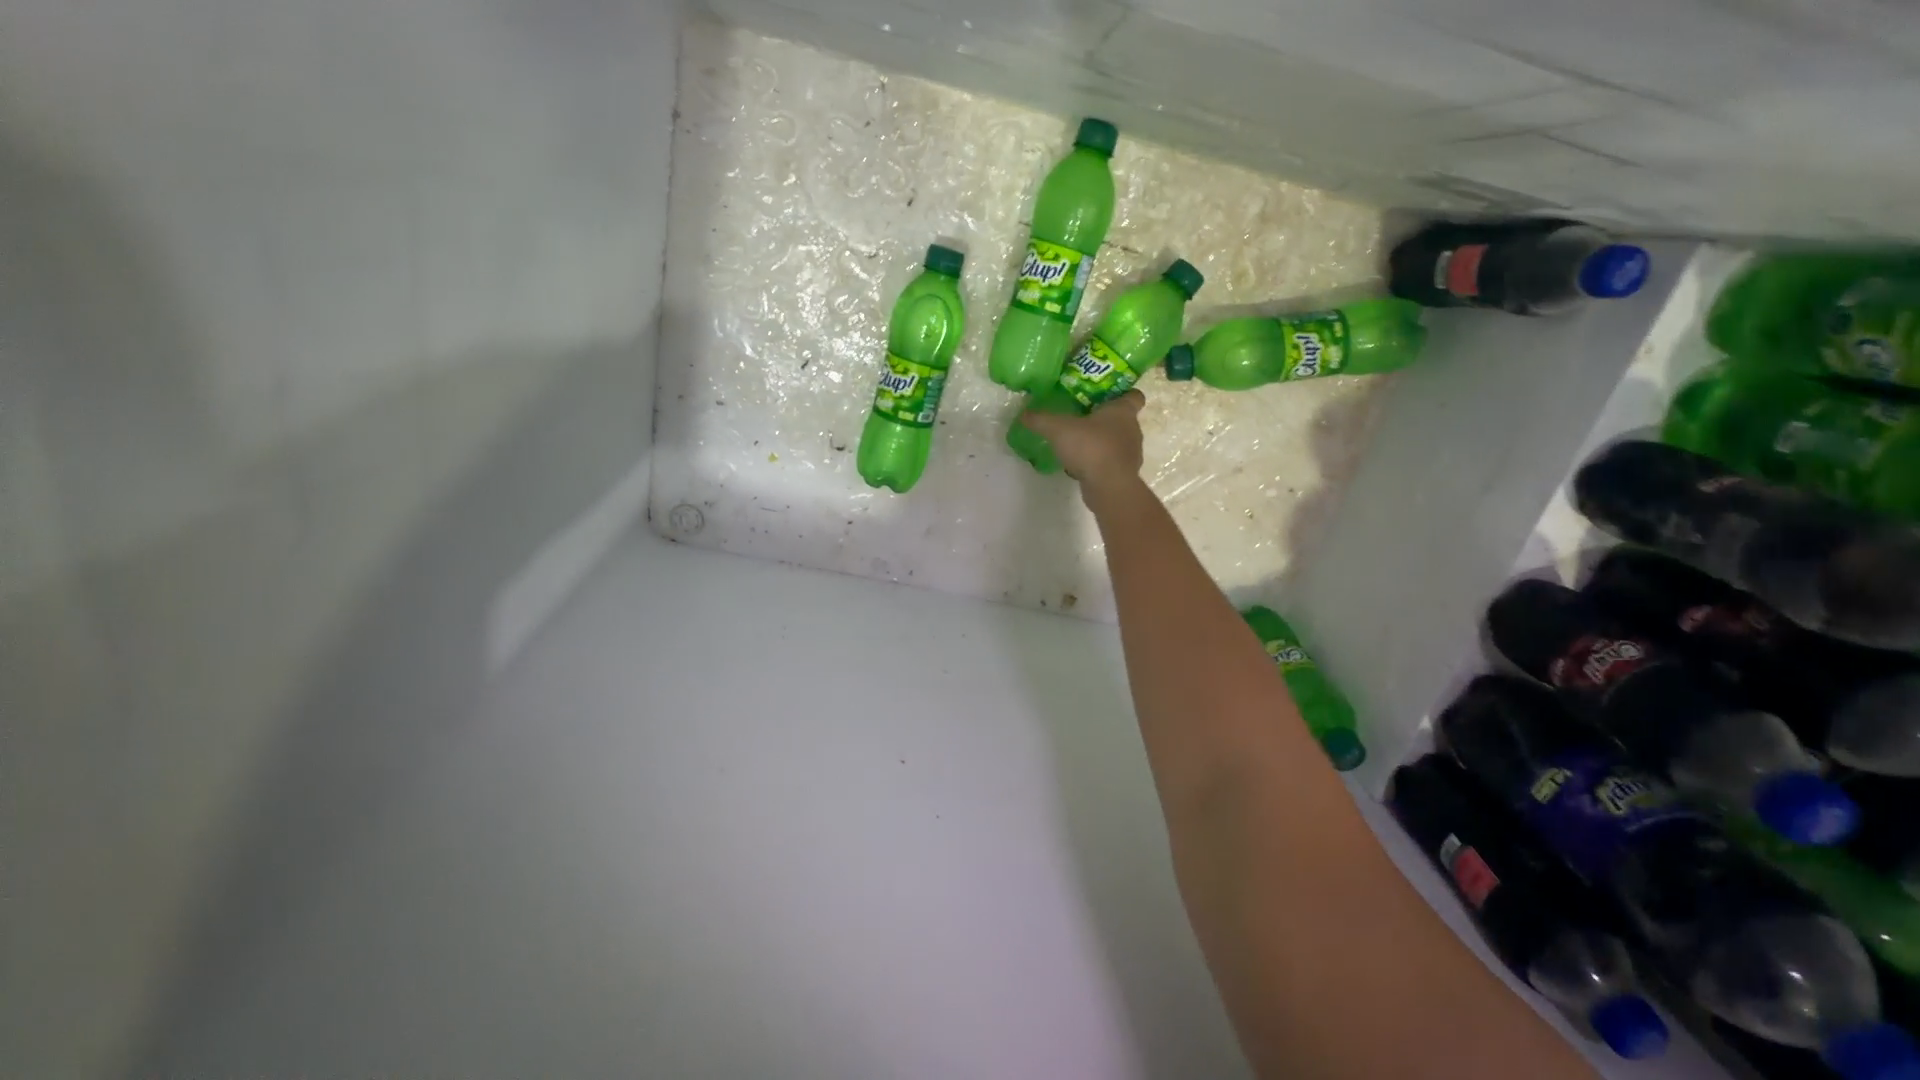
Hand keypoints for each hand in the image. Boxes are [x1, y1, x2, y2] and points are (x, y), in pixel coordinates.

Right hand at [1020, 389, 1146, 507]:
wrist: (1109, 487)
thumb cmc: (1091, 448)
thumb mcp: (1059, 429)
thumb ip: (1041, 420)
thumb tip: (1024, 414)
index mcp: (1123, 411)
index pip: (1134, 395)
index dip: (1123, 392)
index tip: (1106, 393)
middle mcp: (1132, 430)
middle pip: (1123, 418)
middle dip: (1104, 417)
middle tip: (1082, 415)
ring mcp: (1130, 454)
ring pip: (1117, 441)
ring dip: (1101, 441)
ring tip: (1078, 441)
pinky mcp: (1123, 473)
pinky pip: (1110, 461)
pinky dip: (1098, 461)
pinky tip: (1080, 464)